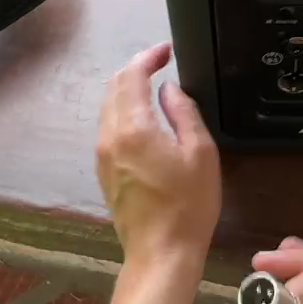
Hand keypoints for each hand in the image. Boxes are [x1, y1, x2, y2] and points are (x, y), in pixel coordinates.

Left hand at [96, 43, 220, 278]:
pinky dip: (122, 110)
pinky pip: (107, 126)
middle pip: (114, 88)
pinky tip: (141, 115)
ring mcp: (102, 155)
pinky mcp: (103, 170)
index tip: (167, 50)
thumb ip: (183, 112)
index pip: (132, 77)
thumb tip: (169, 89)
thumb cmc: (189, 204)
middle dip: (135, 69)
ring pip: (107, 107)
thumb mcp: (200, 152)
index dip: (148, 57)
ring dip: (126, 89)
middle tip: (160, 62)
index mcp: (134, 128)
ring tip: (152, 84)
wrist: (161, 252)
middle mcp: (110, 136)